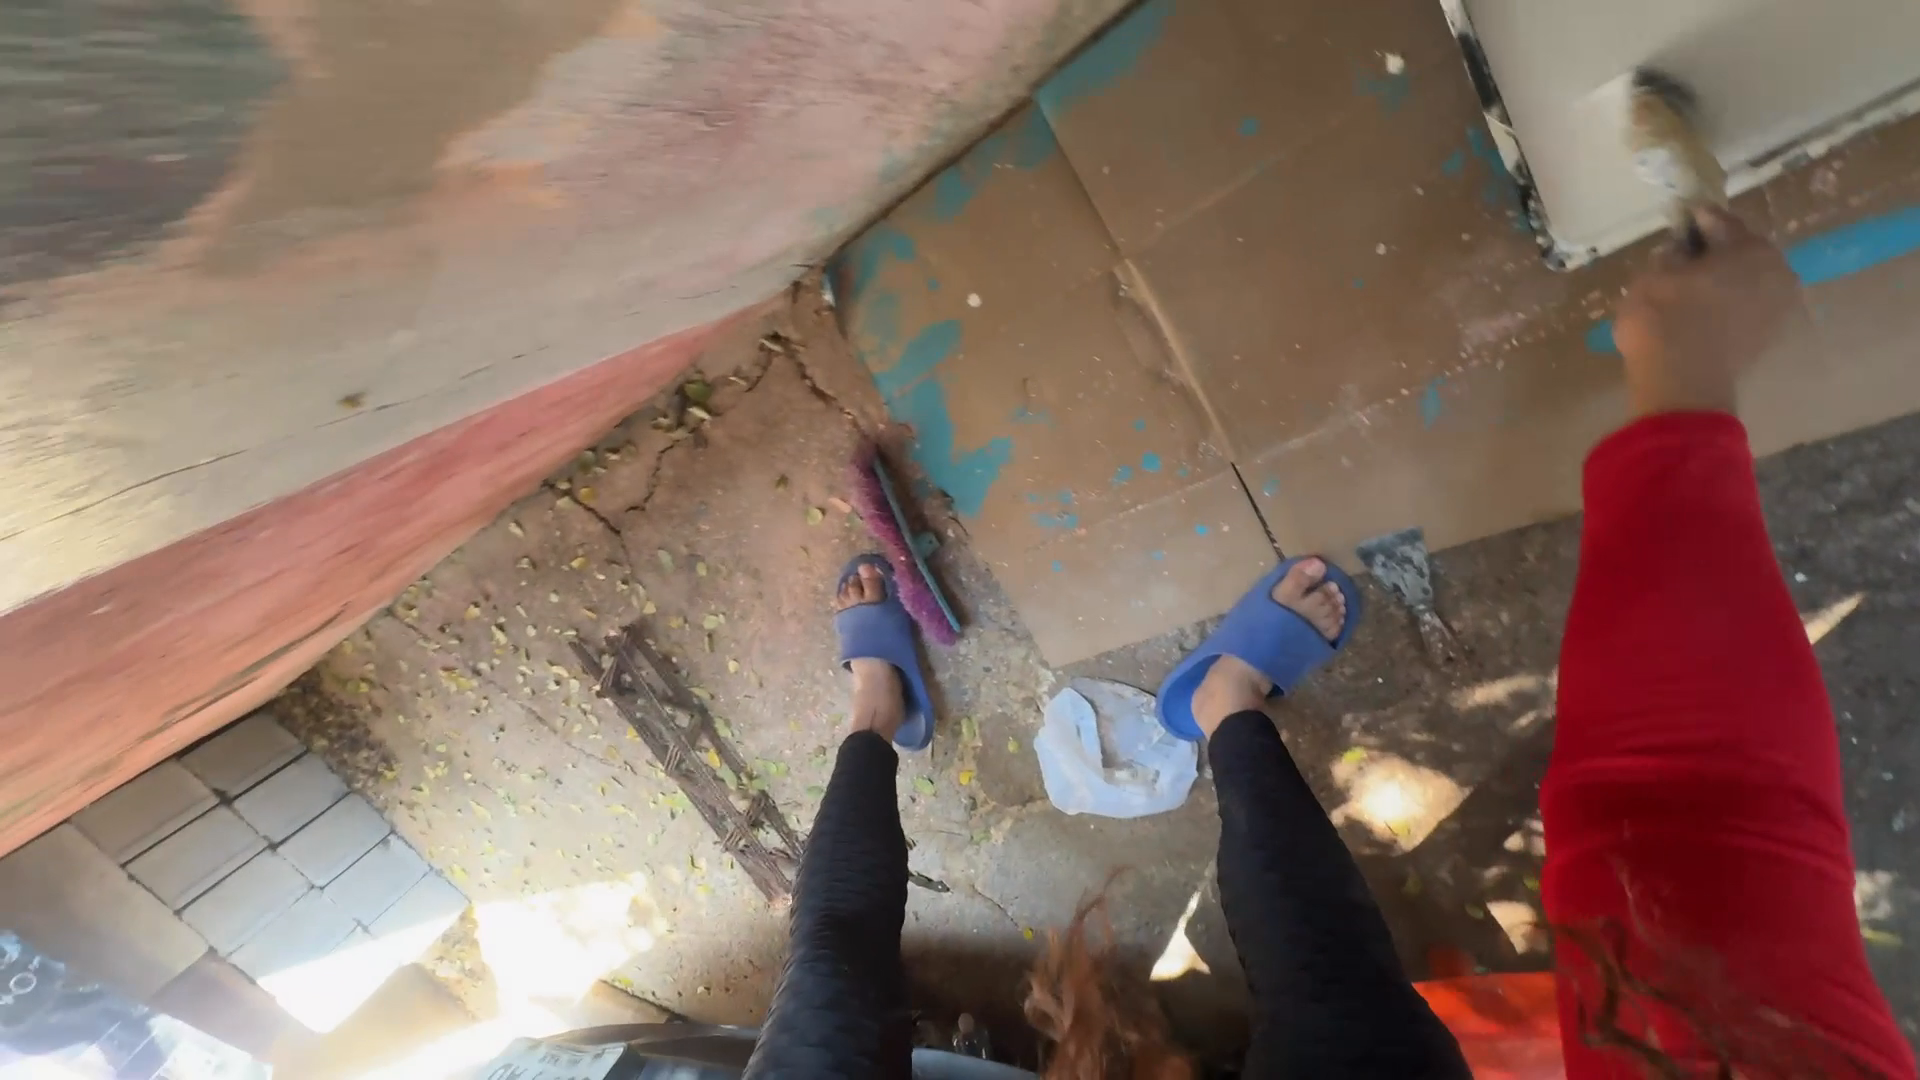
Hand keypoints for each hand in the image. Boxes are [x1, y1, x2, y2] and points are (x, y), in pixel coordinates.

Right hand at [1612, 206, 1800, 417]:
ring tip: (1693, 291)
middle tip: (1687, 258)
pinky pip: (1745, 309)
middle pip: (1741, 252)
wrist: (1683, 380)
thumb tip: (1677, 249)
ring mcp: (1778, 302)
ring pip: (1746, 281)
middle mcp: (1775, 267)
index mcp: (1747, 248)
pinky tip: (1702, 316)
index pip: (1721, 222)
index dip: (1698, 218)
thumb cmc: (1662, 321)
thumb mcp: (1648, 281)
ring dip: (1723, 282)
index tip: (1684, 214)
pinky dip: (1726, 307)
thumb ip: (1666, 258)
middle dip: (1715, 253)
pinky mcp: (1769, 333)